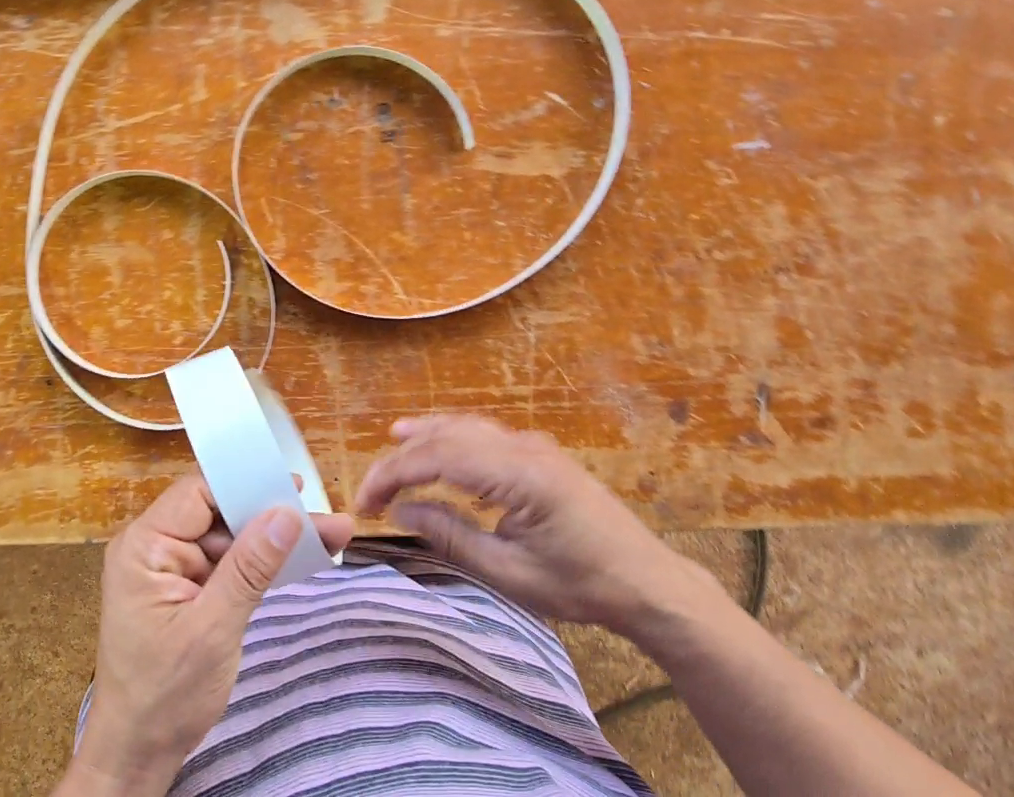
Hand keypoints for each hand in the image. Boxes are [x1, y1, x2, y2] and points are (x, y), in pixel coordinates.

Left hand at [66, 472, 354, 796]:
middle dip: (269, 515)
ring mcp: (170, 571)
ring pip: (228, 539)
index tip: (294, 485)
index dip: (244, 486)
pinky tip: (298, 558)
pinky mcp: (187, 592)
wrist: (139, 752)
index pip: (197, 494)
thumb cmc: (164, 694)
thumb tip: (286, 515)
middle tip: (325, 516)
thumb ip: (249, 568)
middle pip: (217, 514)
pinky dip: (260, 564)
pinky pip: (227, 564)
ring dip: (272, 540)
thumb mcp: (212, 629)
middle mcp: (154, 549)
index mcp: (144, 547)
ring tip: (328, 534)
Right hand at [354, 414, 713, 634]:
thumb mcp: (509, 573)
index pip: (437, 458)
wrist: (648, 583)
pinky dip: (453, 439)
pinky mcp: (541, 455)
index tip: (365, 504)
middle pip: (447, 436)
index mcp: (519, 475)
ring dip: (426, 438)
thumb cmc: (580, 586)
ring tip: (392, 443)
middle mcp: (525, 448)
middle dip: (402, 459)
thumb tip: (401, 509)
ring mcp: (535, 447)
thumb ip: (450, 535)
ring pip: (466, 427)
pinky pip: (486, 435)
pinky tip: (439, 448)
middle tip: (371, 491)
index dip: (392, 475)